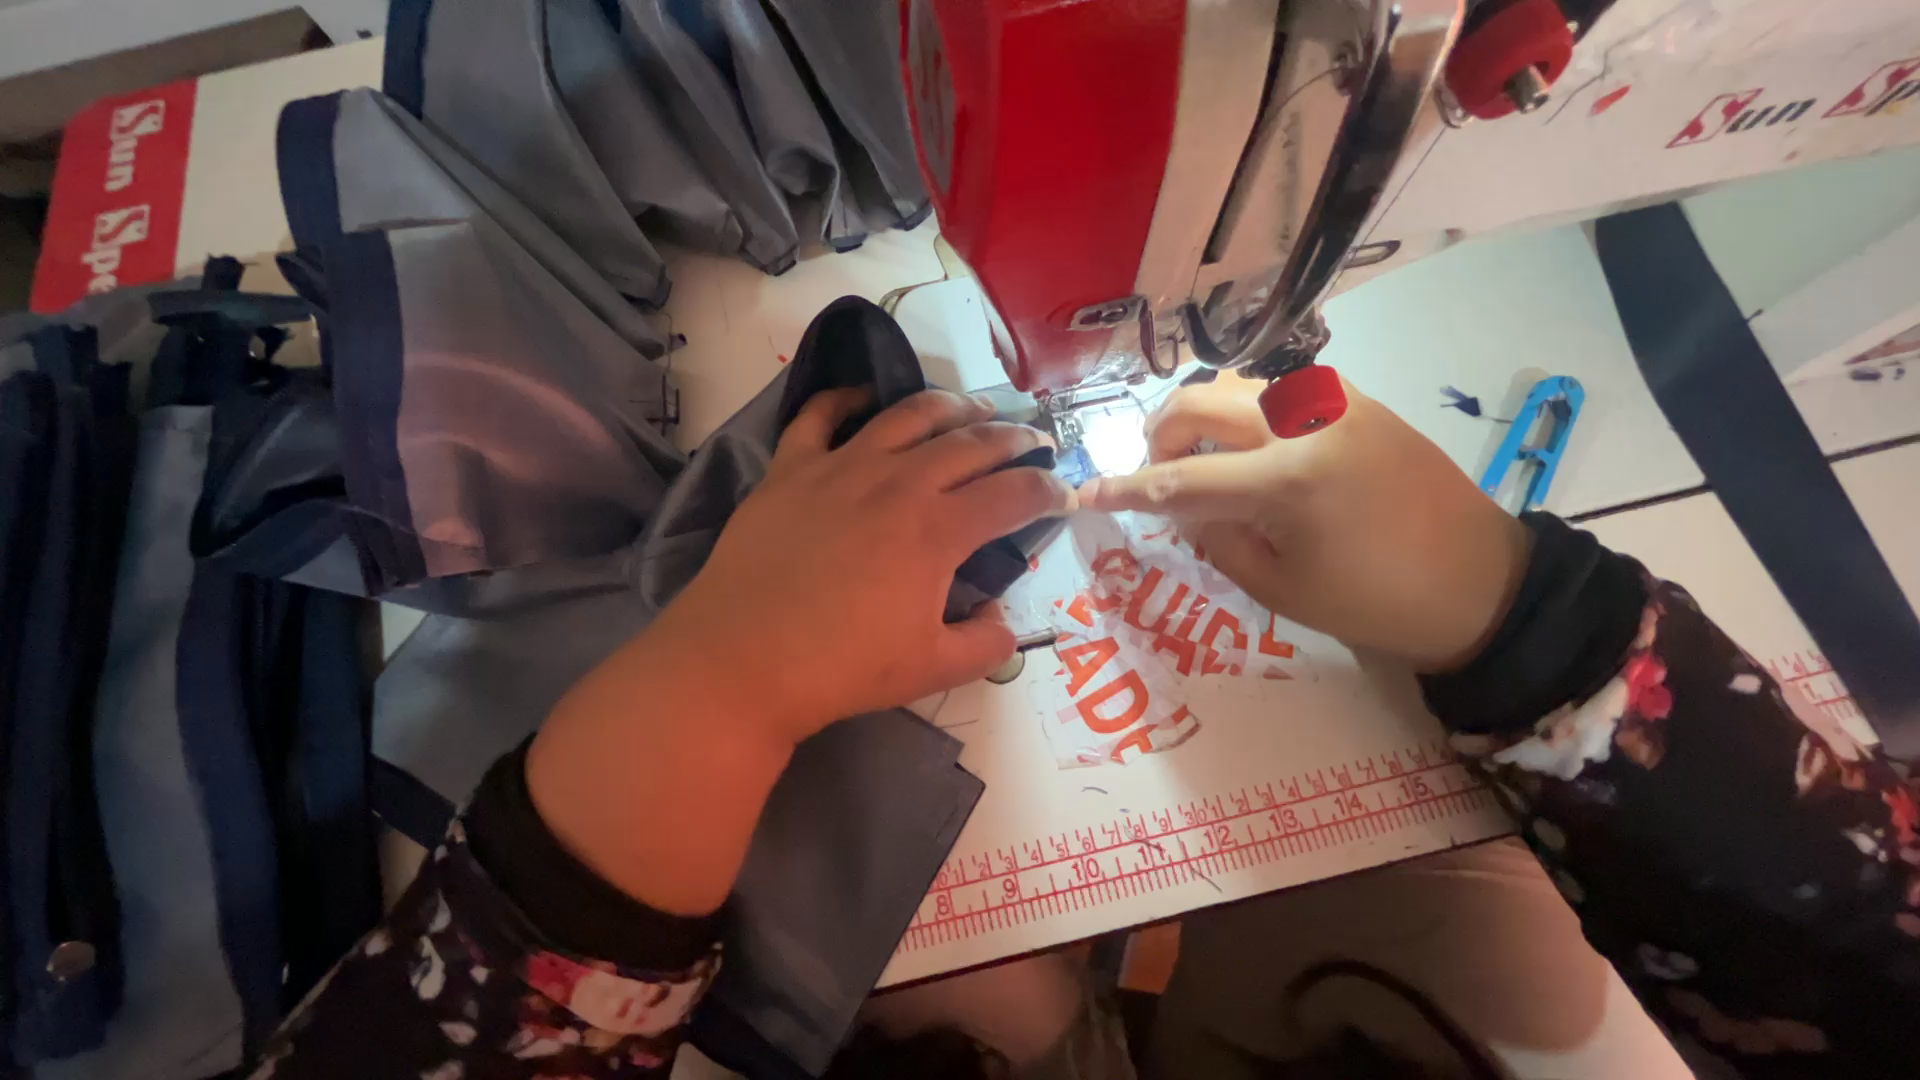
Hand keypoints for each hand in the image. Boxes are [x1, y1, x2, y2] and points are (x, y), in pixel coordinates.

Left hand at [527, 388, 1073, 913]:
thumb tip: (1004, 621)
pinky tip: (864, 398)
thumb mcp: (931, 669)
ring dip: (950, 405)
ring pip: (907, 415)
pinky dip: (845, 399)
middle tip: (1035, 440)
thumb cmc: (841, 669)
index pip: (1014, 495)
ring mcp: (841, 466)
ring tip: (972, 406)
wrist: (741, 661)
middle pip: (971, 443)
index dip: (1049, 490)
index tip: (1065, 493)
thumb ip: (985, 643)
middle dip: (1015, 438)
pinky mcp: (791, 468)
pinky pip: (820, 416)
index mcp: (939, 530)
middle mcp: (898, 482)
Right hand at [1080, 377, 1528, 671]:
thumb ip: (1213, 536)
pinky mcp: (1359, 401)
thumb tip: (1177, 505)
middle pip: (1198, 402)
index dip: (1125, 488)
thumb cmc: (1375, 603)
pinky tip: (1250, 448)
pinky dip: (1244, 412)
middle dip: (1160, 435)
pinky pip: (1278, 390)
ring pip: (1235, 384)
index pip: (1180, 478)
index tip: (1086, 494)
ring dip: (1200, 416)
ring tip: (1201, 458)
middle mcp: (1306, 421)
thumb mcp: (1278, 586)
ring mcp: (1336, 402)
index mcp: (1287, 480)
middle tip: (1157, 472)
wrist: (1482, 585)